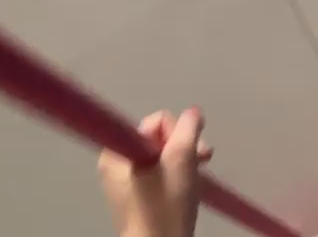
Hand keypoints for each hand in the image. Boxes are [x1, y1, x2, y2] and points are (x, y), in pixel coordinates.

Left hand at [98, 109, 210, 236]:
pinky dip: (178, 172)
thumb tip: (192, 113)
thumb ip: (188, 125)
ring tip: (198, 173)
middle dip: (184, 146)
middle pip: (160, 136)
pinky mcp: (138, 194)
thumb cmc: (166, 205)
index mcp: (117, 152)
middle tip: (201, 160)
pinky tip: (190, 183)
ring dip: (185, 159)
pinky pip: (160, 170)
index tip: (186, 151)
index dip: (176, 132)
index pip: (156, 122)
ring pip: (163, 153)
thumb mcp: (181, 157)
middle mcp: (117, 162)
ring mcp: (126, 180)